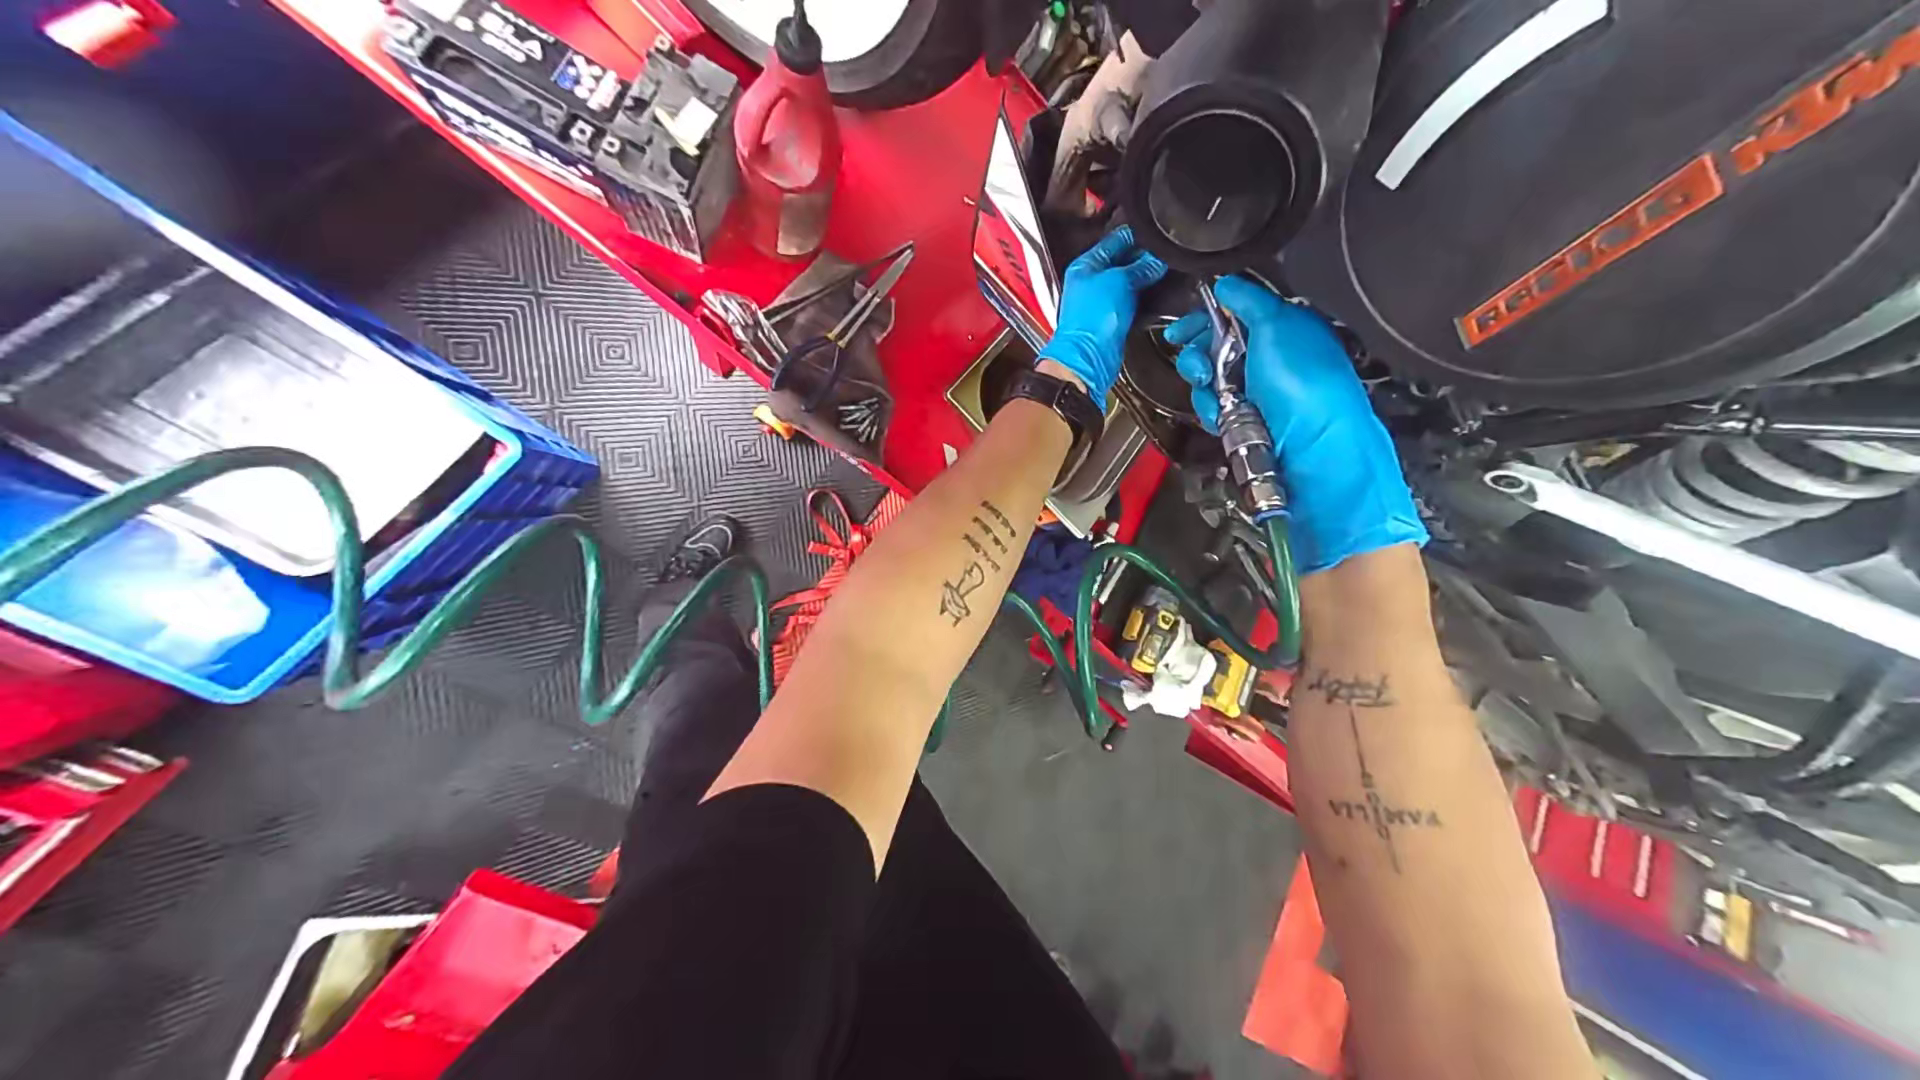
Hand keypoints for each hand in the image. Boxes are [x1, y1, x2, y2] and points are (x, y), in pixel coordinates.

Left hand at [1038, 225, 1167, 407]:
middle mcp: (1091, 285)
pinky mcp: (1113, 323)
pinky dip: (1146, 303)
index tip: (1157, 232)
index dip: (1136, 235)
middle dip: (1145, 259)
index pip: (1114, 240)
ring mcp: (1102, 305)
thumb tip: (1156, 259)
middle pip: (1123, 263)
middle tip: (1166, 253)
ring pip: (1129, 285)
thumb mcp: (1119, 281)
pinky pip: (1133, 306)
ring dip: (1147, 281)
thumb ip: (1140, 266)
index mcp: (1084, 266)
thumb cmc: (1091, 322)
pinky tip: (1159, 298)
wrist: (1088, 360)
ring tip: (1167, 273)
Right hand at [1167, 275, 1427, 573]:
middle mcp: (1270, 358)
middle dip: (1199, 355)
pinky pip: (1215, 408)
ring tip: (1219, 398)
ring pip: (1209, 379)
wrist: (1314, 451)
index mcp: (1285, 328)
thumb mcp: (1279, 327)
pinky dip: (1214, 412)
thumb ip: (1248, 299)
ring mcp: (1257, 392)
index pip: (1235, 312)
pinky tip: (1225, 419)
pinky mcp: (1246, 422)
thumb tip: (1224, 282)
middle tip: (1200, 367)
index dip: (1204, 317)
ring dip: (1205, 387)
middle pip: (1214, 346)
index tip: (1179, 329)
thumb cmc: (1303, 384)